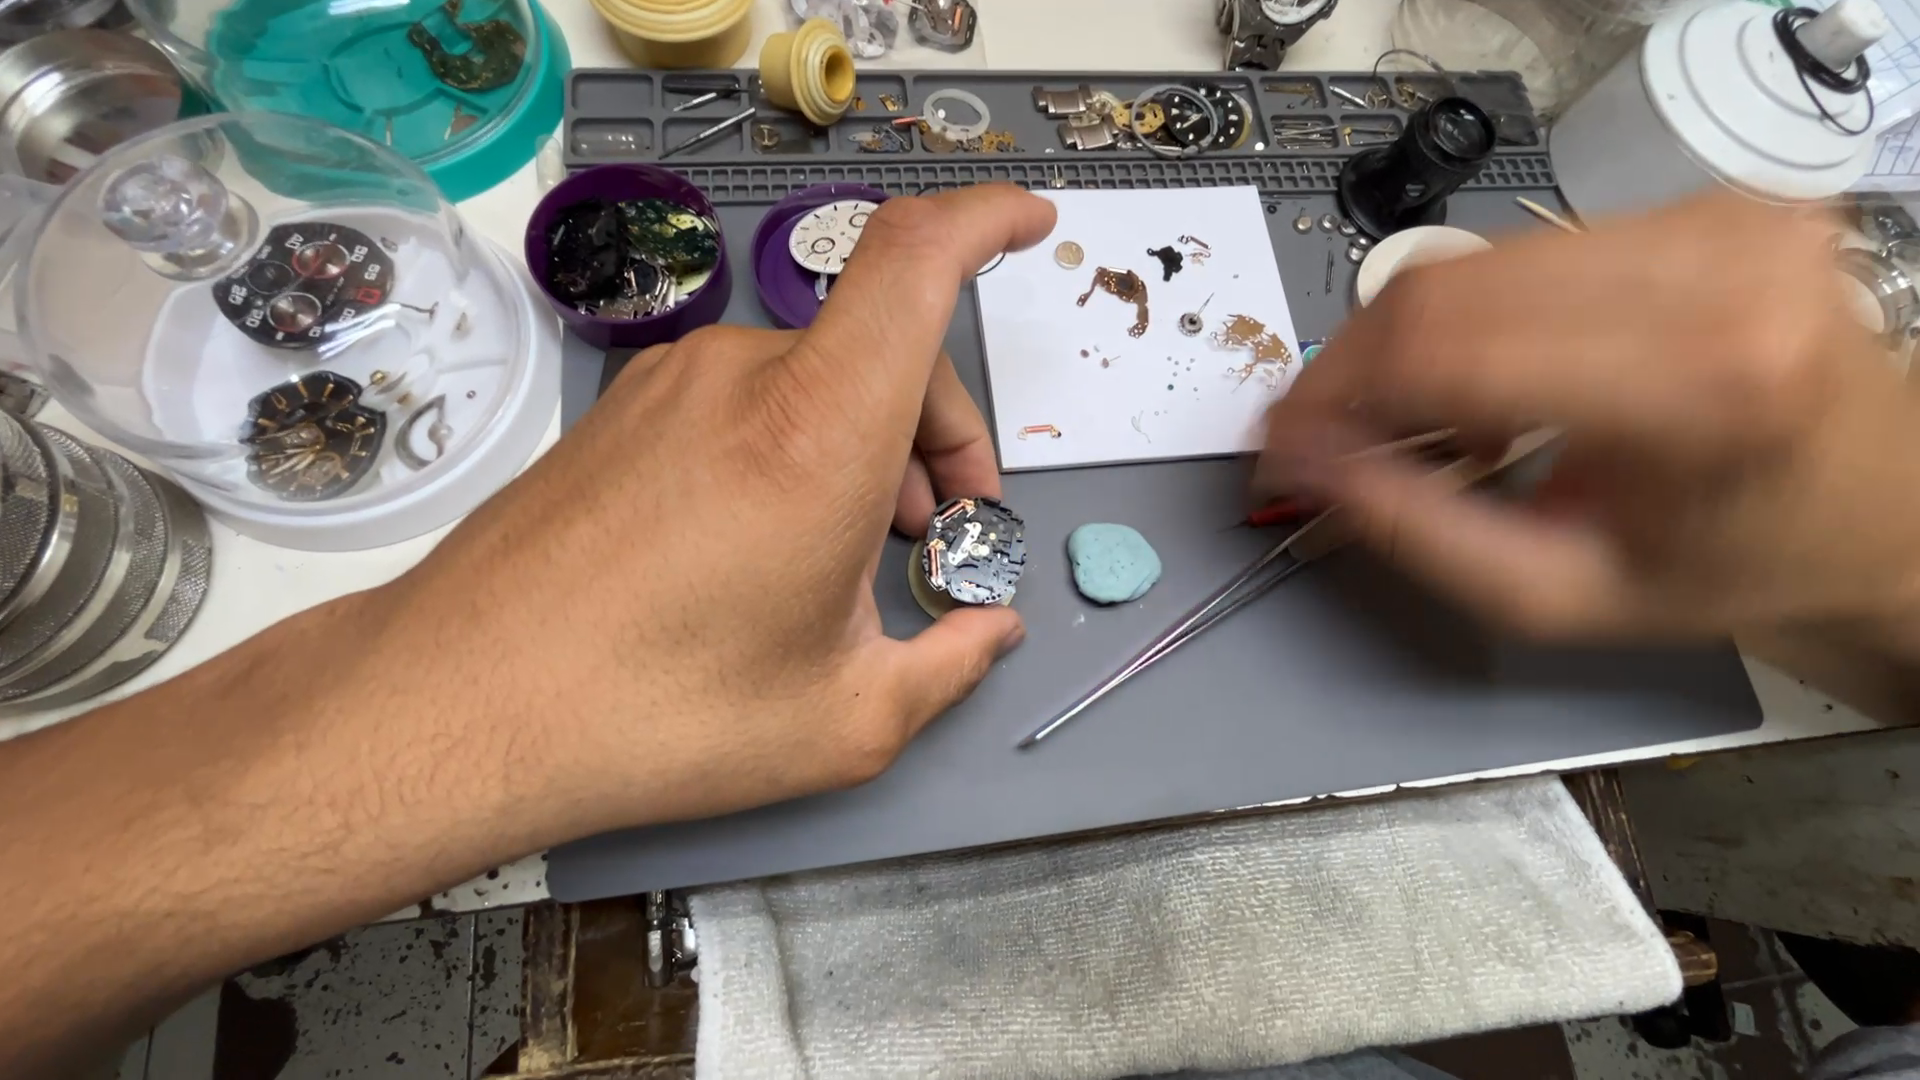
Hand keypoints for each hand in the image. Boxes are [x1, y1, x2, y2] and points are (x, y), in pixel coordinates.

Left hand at [377, 185, 1055, 832]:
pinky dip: (805, 443)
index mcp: (820, 434)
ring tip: (860, 553)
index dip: (987, 220)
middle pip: (891, 350)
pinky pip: (759, 395)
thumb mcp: (849, 721)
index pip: (915, 262)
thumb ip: (952, 665)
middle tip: (942, 537)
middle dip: (943, 438)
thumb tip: (991, 631)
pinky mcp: (635, 403)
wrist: (455, 710)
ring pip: (825, 376)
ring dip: (873, 447)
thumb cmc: (659, 718)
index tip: (1030, 226)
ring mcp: (679, 379)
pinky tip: (782, 534)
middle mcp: (748, 376)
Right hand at [1258, 194, 1919, 647]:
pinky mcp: (1691, 209)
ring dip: (1388, 352)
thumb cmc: (1722, 566)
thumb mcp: (1548, 595)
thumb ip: (1411, 532)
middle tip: (1312, 438)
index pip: (1435, 356)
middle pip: (1431, 298)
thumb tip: (1306, 465)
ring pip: (1451, 270)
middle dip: (1340, 374)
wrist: (1883, 505)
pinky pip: (1498, 256)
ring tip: (1401, 423)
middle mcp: (1713, 272)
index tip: (1277, 449)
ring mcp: (1708, 222)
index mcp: (1696, 384)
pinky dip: (1446, 324)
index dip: (1326, 401)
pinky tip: (1467, 381)